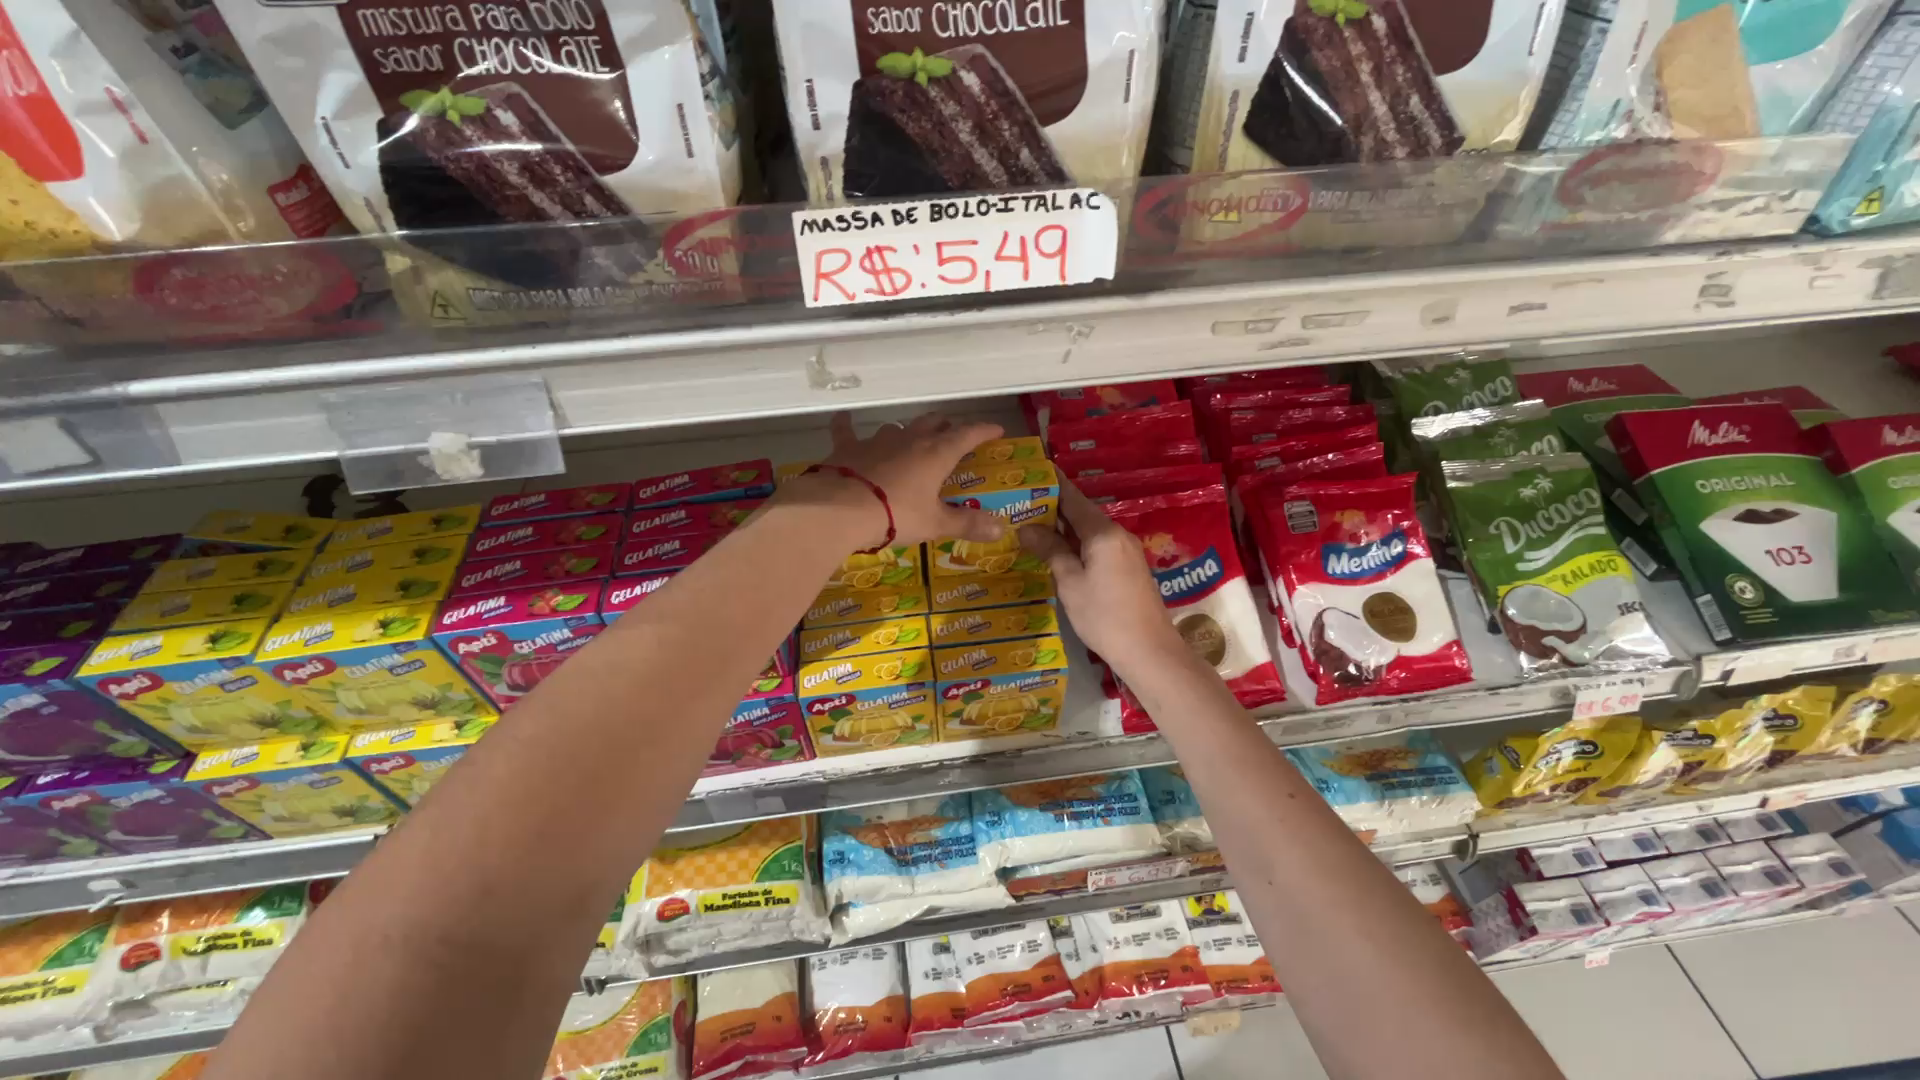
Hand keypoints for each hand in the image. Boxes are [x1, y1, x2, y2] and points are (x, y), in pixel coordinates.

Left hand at [784, 412, 1008, 550]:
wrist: (841, 509)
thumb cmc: (896, 514)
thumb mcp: (935, 524)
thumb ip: (967, 524)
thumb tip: (1000, 528)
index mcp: (936, 454)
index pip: (967, 434)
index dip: (983, 431)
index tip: (996, 430)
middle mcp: (909, 439)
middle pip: (933, 423)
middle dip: (946, 427)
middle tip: (953, 435)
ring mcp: (877, 440)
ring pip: (898, 427)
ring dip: (908, 431)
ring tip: (911, 438)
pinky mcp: (848, 447)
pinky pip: (847, 430)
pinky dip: (847, 425)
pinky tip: (844, 419)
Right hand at [1018, 482, 1190, 674]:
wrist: (1149, 650)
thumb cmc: (1104, 616)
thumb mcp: (1070, 584)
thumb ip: (1050, 551)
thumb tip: (1026, 528)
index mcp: (1102, 533)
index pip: (1072, 498)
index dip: (1052, 484)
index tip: (1031, 471)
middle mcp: (1118, 534)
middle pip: (1082, 513)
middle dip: (1052, 508)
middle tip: (1019, 505)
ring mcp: (1126, 551)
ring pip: (1090, 531)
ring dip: (1064, 528)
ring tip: (1031, 528)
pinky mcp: (1129, 568)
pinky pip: (1098, 545)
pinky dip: (1077, 544)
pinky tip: (1058, 553)